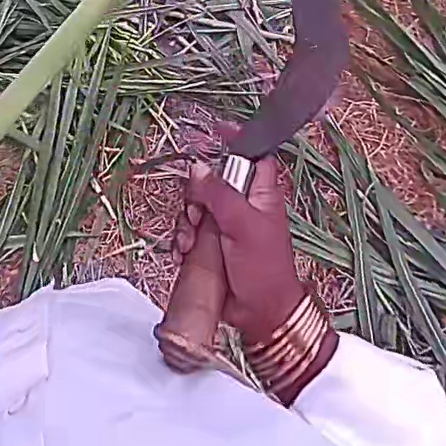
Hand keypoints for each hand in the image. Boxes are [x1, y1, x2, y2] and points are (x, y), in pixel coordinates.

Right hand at [174, 158, 303, 337]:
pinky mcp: (209, 244)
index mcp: (260, 193)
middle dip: (195, 196)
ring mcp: (224, 224)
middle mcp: (241, 204)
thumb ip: (219, 194)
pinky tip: (185, 254)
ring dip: (186, 224)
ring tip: (191, 244)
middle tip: (197, 214)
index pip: (251, 154)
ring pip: (194, 207)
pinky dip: (182, 241)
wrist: (261, 314)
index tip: (215, 130)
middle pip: (210, 180)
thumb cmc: (263, 268)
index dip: (236, 140)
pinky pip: (187, 231)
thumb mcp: (242, 225)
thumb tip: (197, 169)